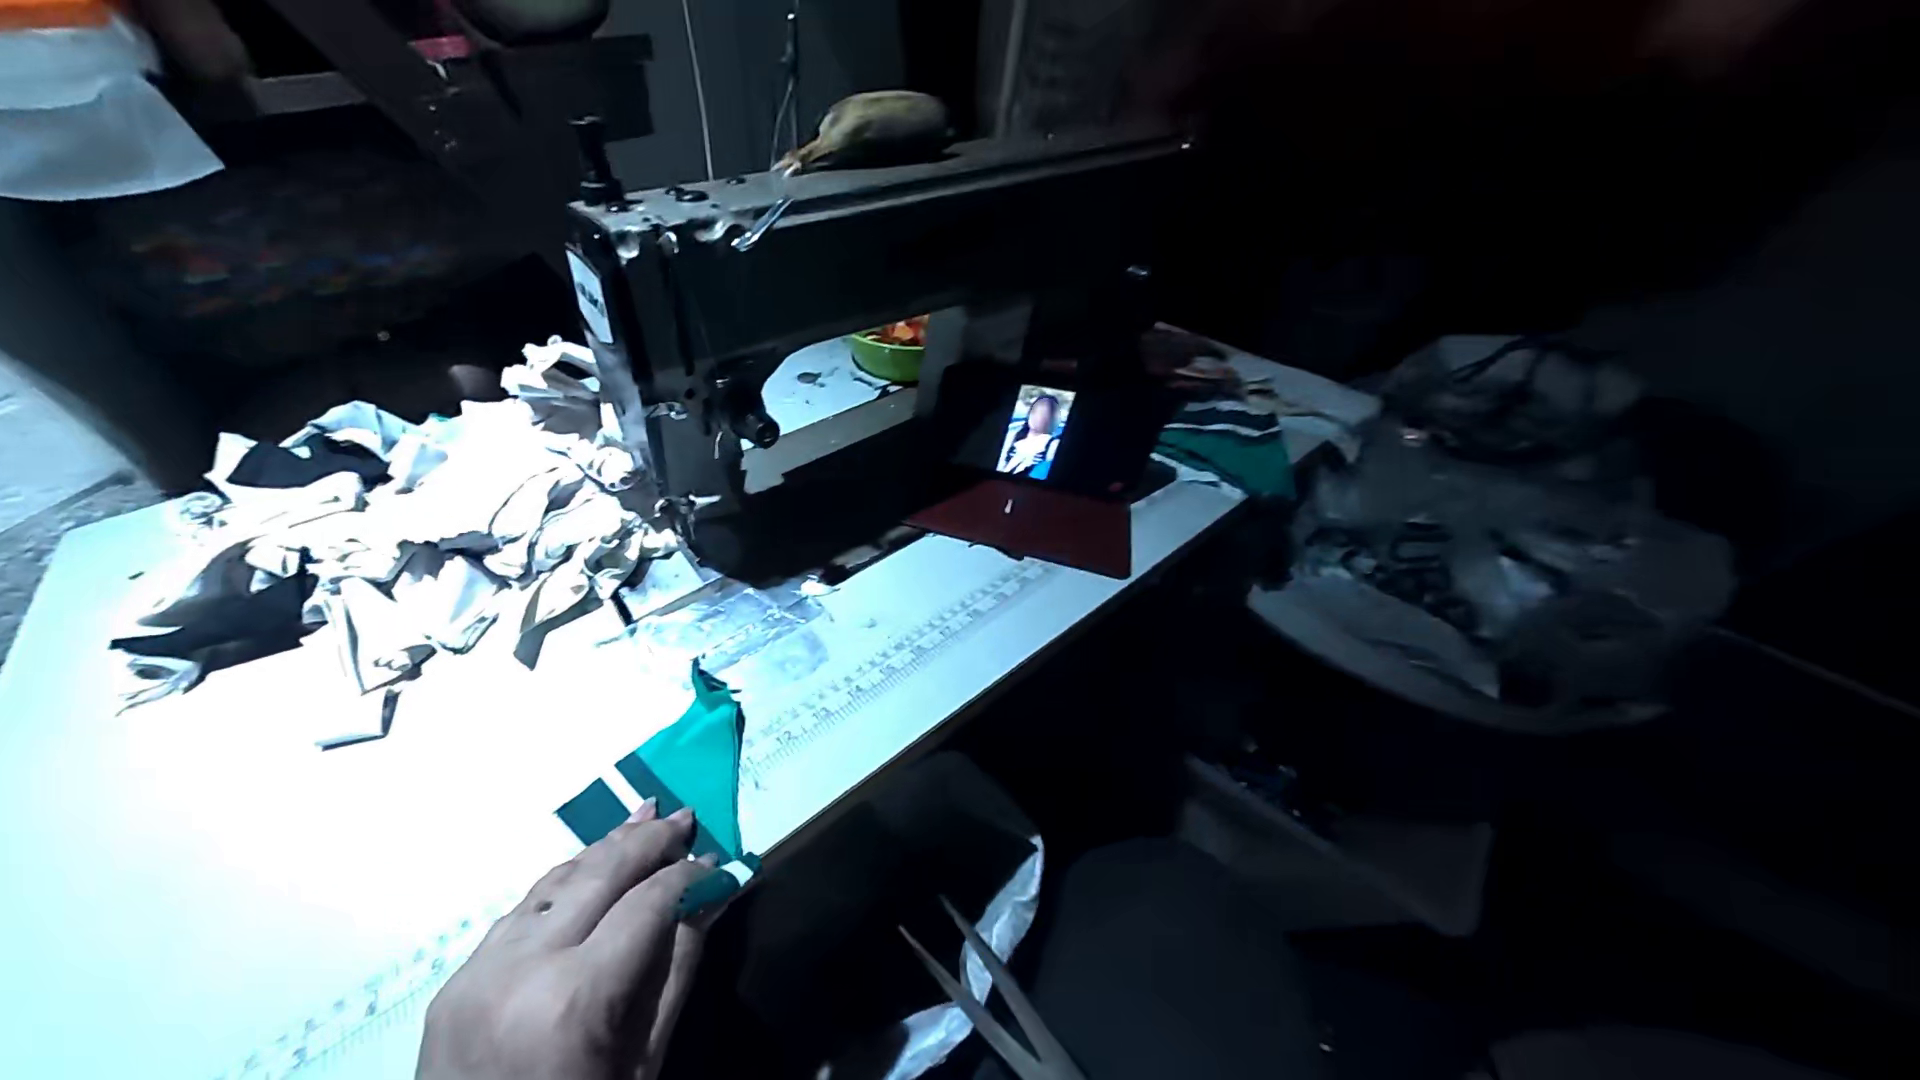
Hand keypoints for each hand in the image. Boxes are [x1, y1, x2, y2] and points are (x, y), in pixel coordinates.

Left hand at [417, 802, 715, 1079]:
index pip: (649, 902)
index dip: (690, 876)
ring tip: (646, 818)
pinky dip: (566, 880)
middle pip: (602, 873)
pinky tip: (593, 865)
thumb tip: (714, 893)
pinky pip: (523, 910)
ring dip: (607, 847)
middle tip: (687, 817)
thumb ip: (680, 963)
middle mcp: (524, 969)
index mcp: (577, 998)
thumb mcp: (645, 1057)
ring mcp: (480, 972)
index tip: (718, 866)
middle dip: (651, 839)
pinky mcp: (456, 980)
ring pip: (558, 880)